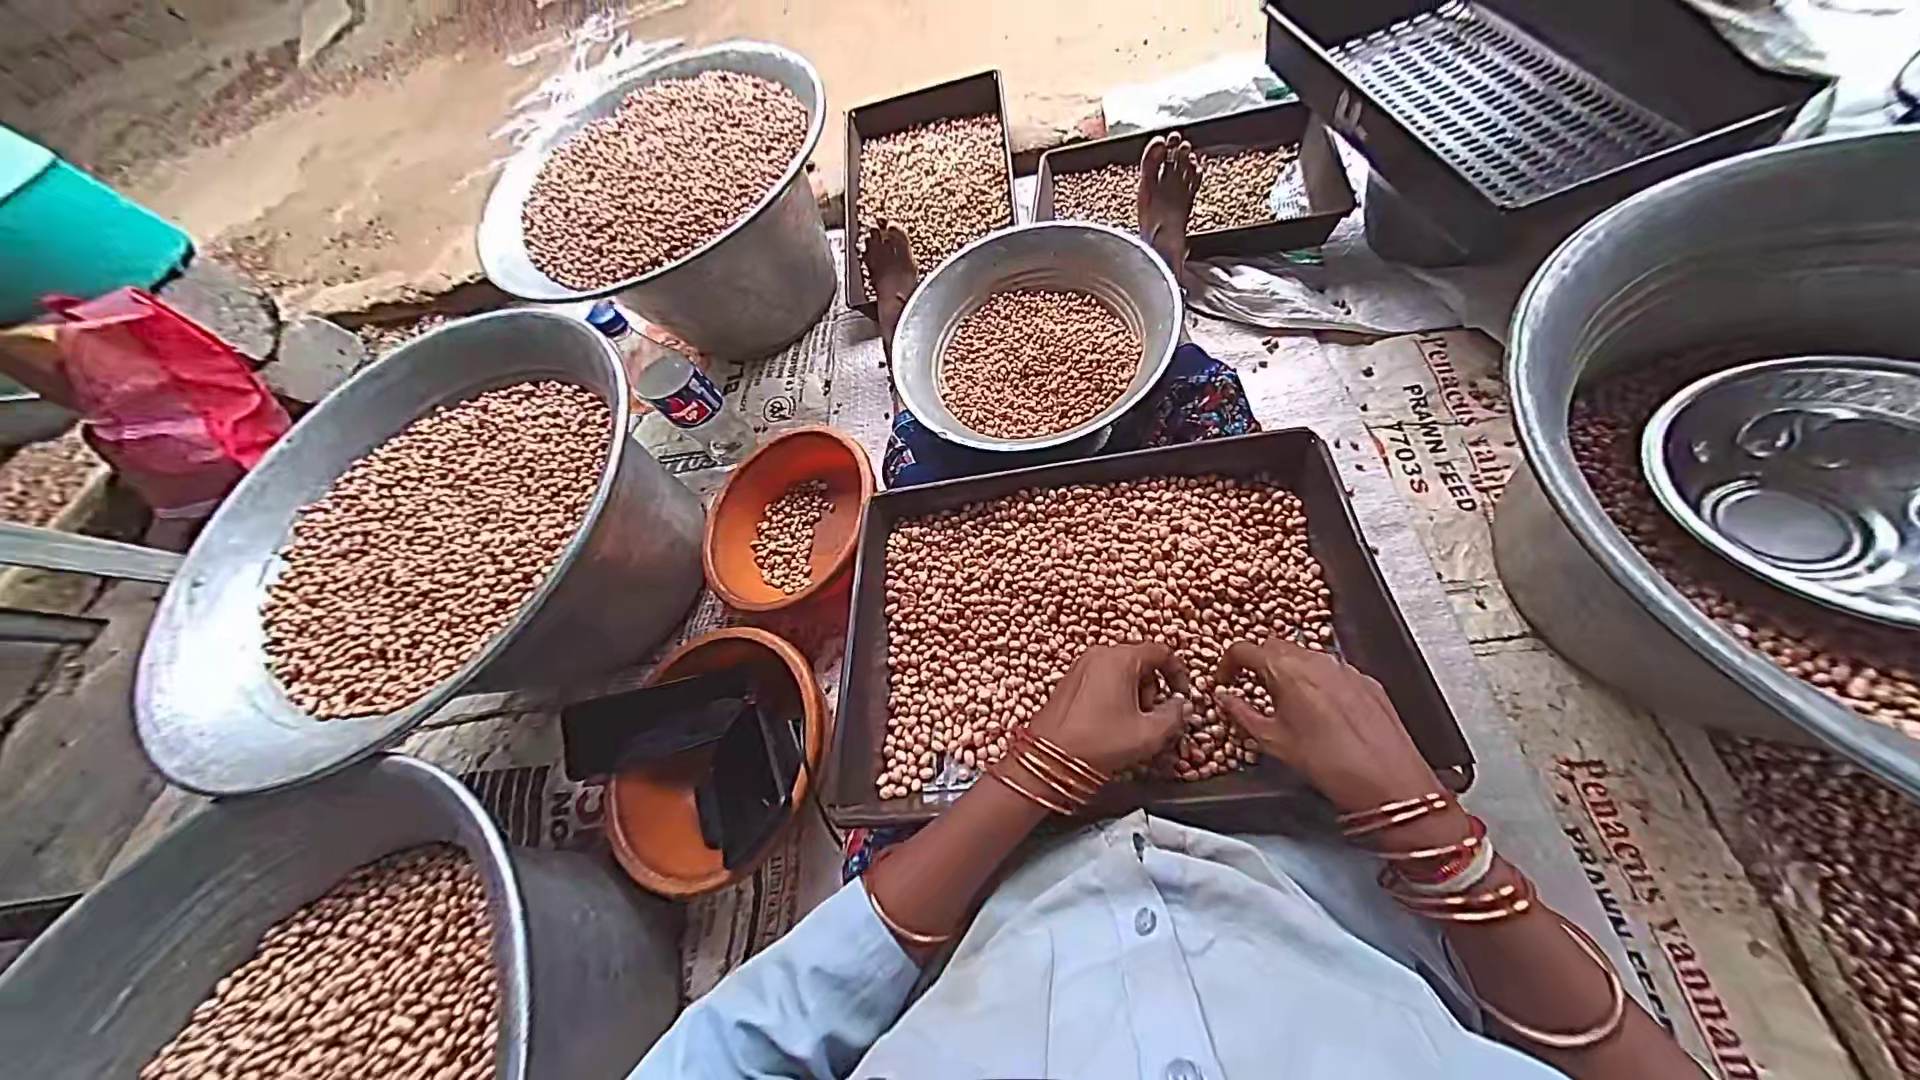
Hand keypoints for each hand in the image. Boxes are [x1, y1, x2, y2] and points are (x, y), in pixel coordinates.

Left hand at [1027, 643, 1190, 774]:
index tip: (1182, 695)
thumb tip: (1181, 705)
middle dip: (1152, 687)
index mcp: (1120, 659)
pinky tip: (1110, 721)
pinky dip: (1113, 693)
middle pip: (1139, 660)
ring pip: (1120, 670)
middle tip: (1152, 716)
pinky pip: (1101, 677)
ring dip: (1133, 692)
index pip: (1160, 652)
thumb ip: (1174, 716)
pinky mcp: (1069, 680)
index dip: (1178, 673)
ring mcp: (1080, 666)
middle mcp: (1098, 654)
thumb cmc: (1101, 742)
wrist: (1050, 757)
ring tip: (1131, 723)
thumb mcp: (1149, 733)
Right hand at [1214, 637, 1440, 813]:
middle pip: (1273, 645)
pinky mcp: (1367, 680)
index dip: (1227, 663)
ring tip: (1285, 698)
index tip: (1226, 680)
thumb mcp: (1271, 740)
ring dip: (1286, 668)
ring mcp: (1344, 668)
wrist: (1390, 783)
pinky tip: (1319, 708)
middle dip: (1257, 661)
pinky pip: (1332, 669)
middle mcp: (1315, 660)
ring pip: (1304, 654)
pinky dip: (1316, 678)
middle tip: (1251, 686)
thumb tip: (1224, 698)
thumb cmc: (1327, 763)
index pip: (1243, 649)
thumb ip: (1241, 713)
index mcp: (1285, 670)